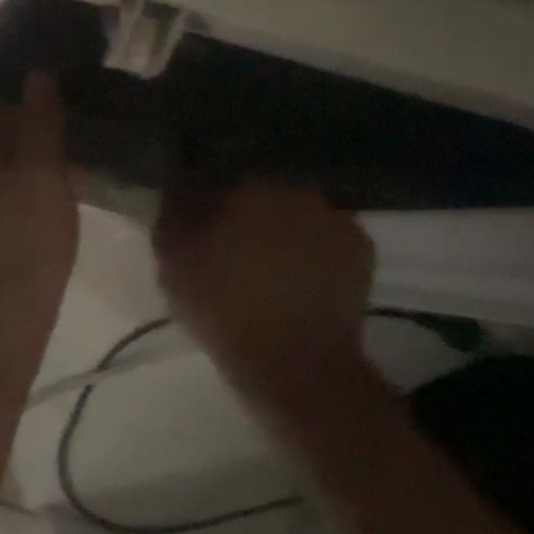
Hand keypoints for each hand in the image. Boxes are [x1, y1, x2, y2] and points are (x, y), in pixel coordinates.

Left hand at [0, 71, 77, 294]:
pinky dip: (35, 154)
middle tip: (57, 74)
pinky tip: (62, 157)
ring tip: (66, 108)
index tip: (30, 53)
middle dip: (18, 99)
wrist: (18, 296)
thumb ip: (37, 124)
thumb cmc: (30, 230)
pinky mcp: (5, 214)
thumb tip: (36, 74)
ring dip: (28, 126)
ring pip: (6, 147)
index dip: (3, 77)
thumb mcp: (39, 171)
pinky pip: (18, 170)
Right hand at [153, 179, 373, 388]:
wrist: (296, 361)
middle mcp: (295, 188)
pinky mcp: (361, 247)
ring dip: (277, 226)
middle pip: (257, 188)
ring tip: (262, 261)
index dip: (197, 194)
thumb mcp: (172, 258)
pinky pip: (323, 236)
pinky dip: (309, 248)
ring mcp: (335, 215)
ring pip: (293, 211)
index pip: (211, 171)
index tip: (188, 216)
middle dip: (241, 208)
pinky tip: (294, 276)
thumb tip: (182, 185)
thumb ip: (174, 211)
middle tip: (225, 240)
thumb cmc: (220, 306)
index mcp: (244, 184)